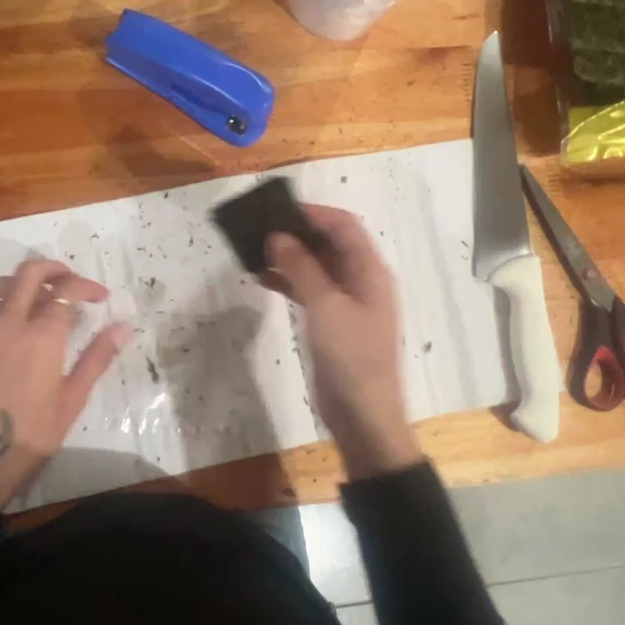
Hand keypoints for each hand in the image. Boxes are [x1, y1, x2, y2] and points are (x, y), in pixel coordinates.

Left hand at [0, 259, 132, 510]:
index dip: (87, 287)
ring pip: (3, 283)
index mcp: (41, 336)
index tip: (101, 298)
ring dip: (26, 282)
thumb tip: (124, 328)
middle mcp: (10, 323)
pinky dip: (5, 300)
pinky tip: (17, 321)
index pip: (66, 291)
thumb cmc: (35, 433)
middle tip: (72, 283)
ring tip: (44, 298)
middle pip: (30, 272)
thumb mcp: (73, 398)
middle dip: (55, 269)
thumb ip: (97, 357)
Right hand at [262, 205, 421, 478]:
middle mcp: (362, 282)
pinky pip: (310, 292)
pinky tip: (261, 279)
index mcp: (371, 272)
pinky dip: (289, 283)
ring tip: (253, 251)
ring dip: (289, 258)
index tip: (275, 209)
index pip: (344, 226)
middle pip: (330, 244)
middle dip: (296, 233)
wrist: (363, 415)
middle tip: (258, 228)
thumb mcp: (325, 307)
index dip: (312, 213)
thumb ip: (301, 268)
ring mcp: (347, 304)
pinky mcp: (332, 325)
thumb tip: (277, 235)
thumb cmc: (351, 357)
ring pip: (317, 268)